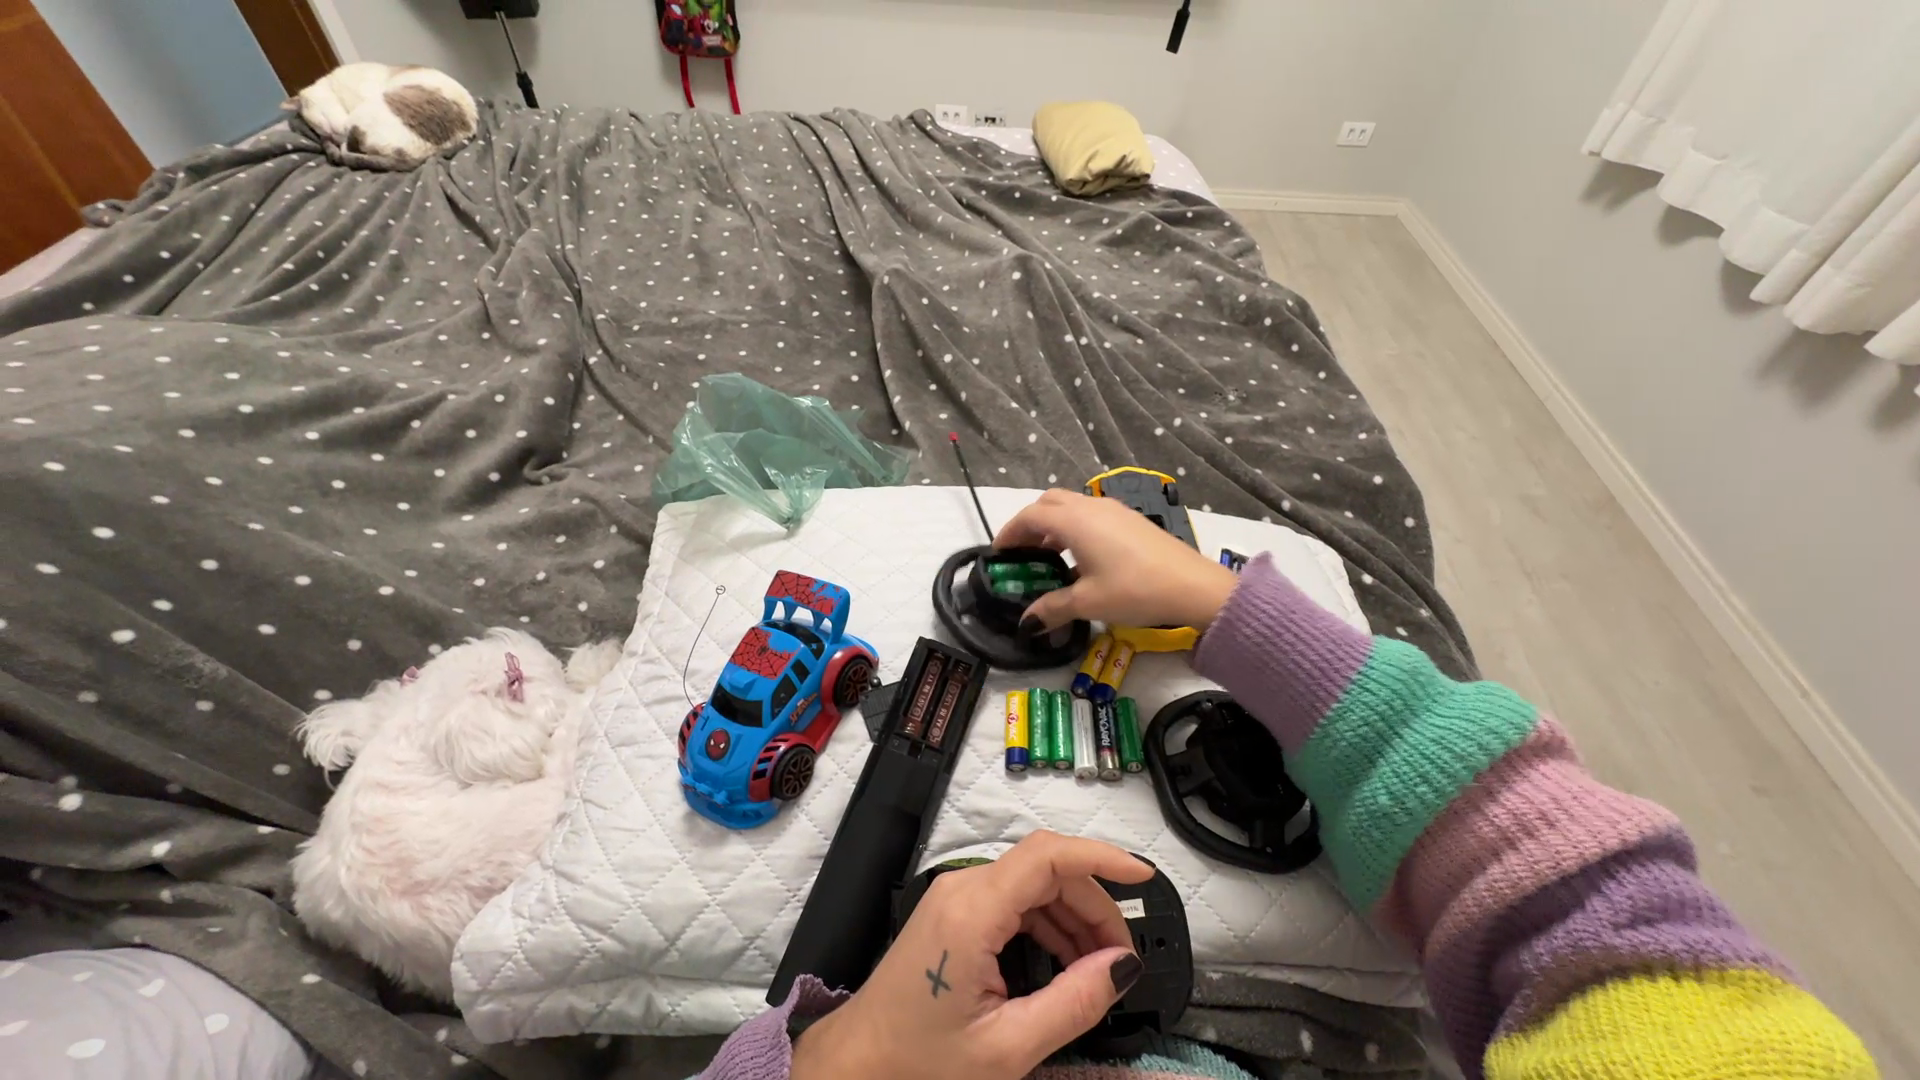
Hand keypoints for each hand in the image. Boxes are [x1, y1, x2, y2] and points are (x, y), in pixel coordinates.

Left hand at [791, 832, 1150, 1079]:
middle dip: (1093, 906)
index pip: (1047, 856)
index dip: (1100, 857)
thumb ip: (1073, 1002)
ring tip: (1098, 970)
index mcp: (972, 910)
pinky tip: (1066, 965)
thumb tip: (1124, 966)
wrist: (856, 1066)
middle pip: (1046, 870)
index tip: (1143, 876)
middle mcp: (963, 888)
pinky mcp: (955, 911)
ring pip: (1033, 885)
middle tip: (1123, 959)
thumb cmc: (919, 1063)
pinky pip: (1014, 902)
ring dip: (1074, 919)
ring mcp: (956, 896)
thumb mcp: (1007, 1047)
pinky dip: (1048, 926)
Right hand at [994, 489, 1238, 632]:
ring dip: (1052, 525)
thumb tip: (1025, 624)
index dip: (1009, 532)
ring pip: (1071, 506)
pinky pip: (1090, 515)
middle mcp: (1090, 507)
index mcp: (1074, 522)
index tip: (999, 554)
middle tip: (1021, 553)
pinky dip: (1074, 528)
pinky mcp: (1130, 519)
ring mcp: (1114, 510)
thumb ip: (1051, 609)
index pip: (1029, 516)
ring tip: (1047, 557)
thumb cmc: (1134, 590)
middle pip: (1048, 503)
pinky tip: (1080, 558)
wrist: (1193, 586)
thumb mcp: (1087, 603)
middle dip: (1029, 524)